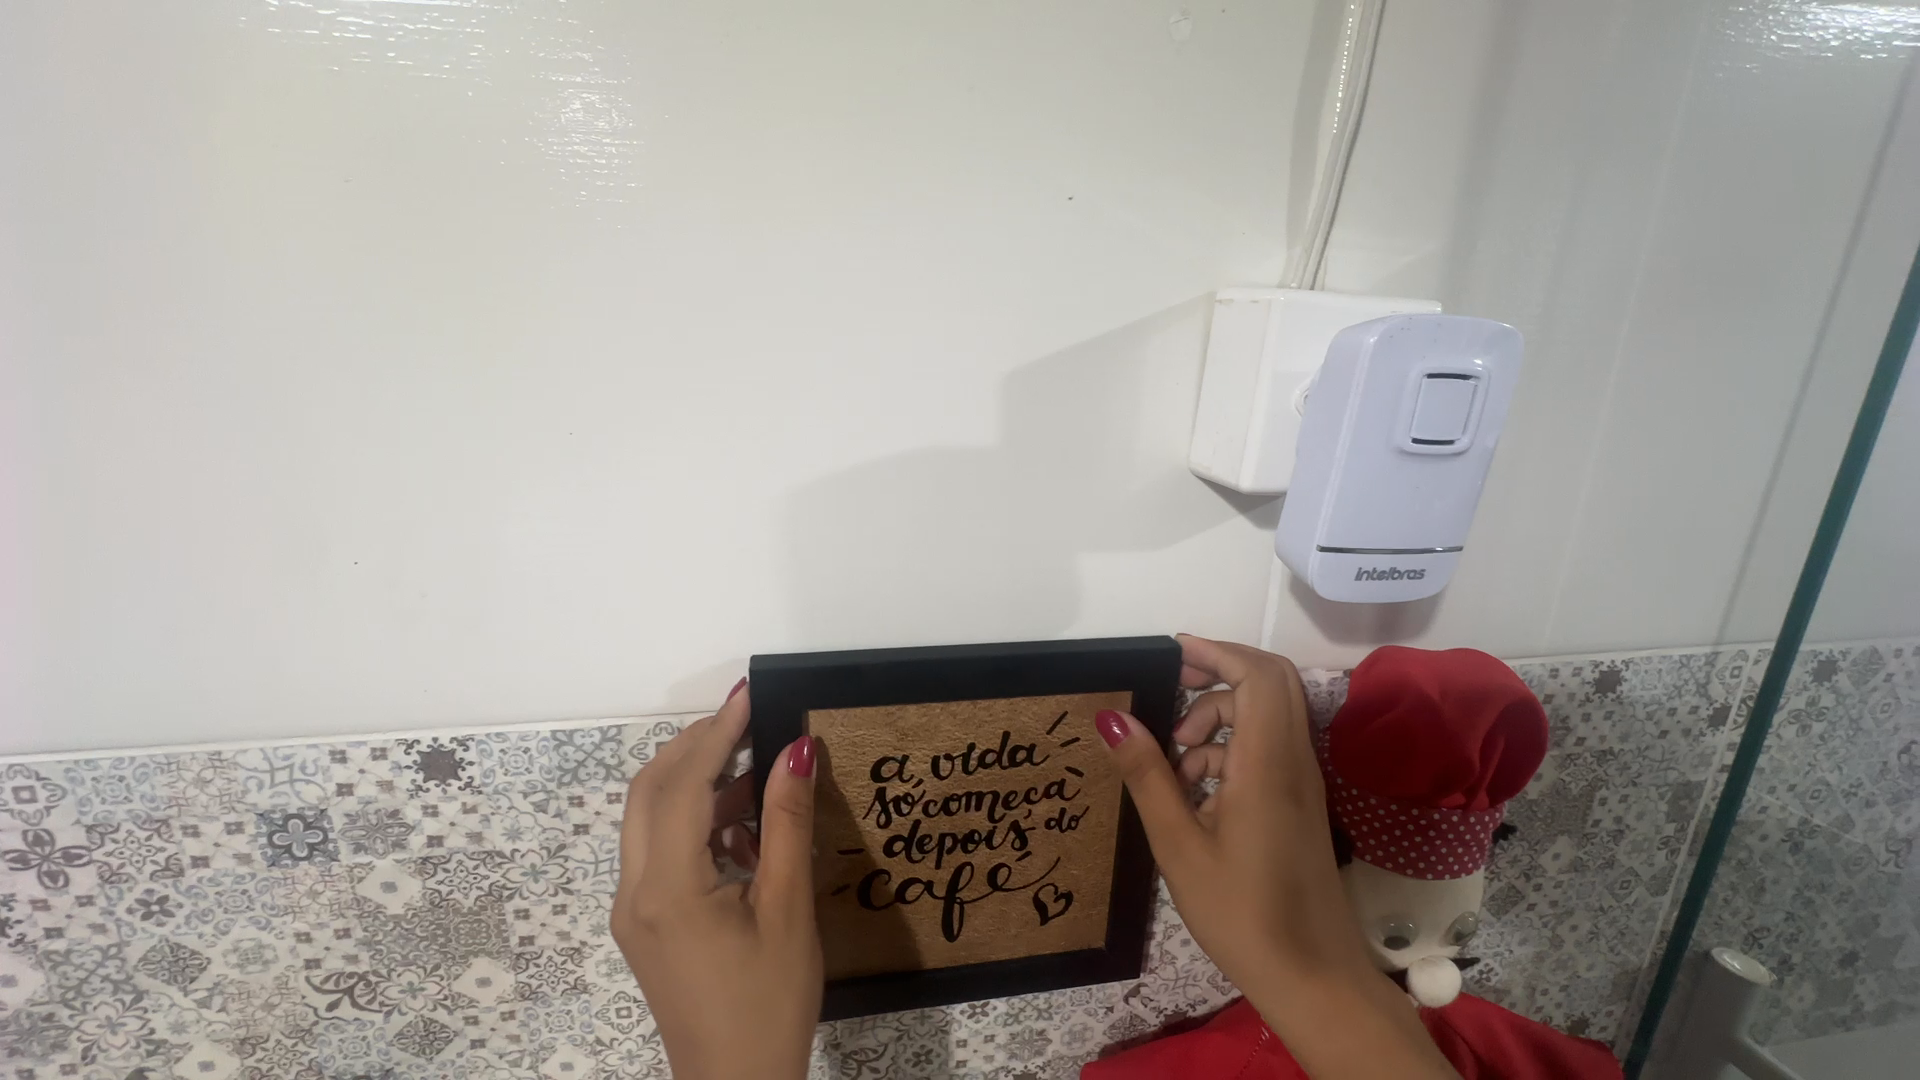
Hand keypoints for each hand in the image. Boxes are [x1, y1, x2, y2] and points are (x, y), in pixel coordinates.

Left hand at [612, 682, 822, 1079]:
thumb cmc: (769, 1000)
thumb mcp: (788, 907)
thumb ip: (785, 822)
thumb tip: (795, 750)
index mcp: (668, 889)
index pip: (682, 787)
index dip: (715, 734)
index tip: (746, 695)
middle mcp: (634, 891)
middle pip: (650, 792)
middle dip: (695, 746)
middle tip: (747, 721)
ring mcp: (633, 908)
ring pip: (650, 818)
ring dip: (697, 782)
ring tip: (757, 770)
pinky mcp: (645, 921)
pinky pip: (660, 848)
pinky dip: (696, 819)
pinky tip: (743, 827)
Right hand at [1094, 635, 1456, 1079]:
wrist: (1315, 981)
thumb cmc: (1242, 913)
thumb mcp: (1178, 845)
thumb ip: (1147, 775)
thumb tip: (1112, 717)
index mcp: (1267, 765)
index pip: (1258, 675)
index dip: (1217, 651)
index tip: (1171, 651)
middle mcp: (1293, 762)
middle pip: (1270, 683)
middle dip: (1218, 672)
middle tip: (1170, 684)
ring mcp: (1301, 782)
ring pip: (1266, 716)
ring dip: (1218, 718)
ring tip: (1173, 758)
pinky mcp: (1299, 803)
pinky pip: (1266, 749)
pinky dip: (1229, 750)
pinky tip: (1194, 791)